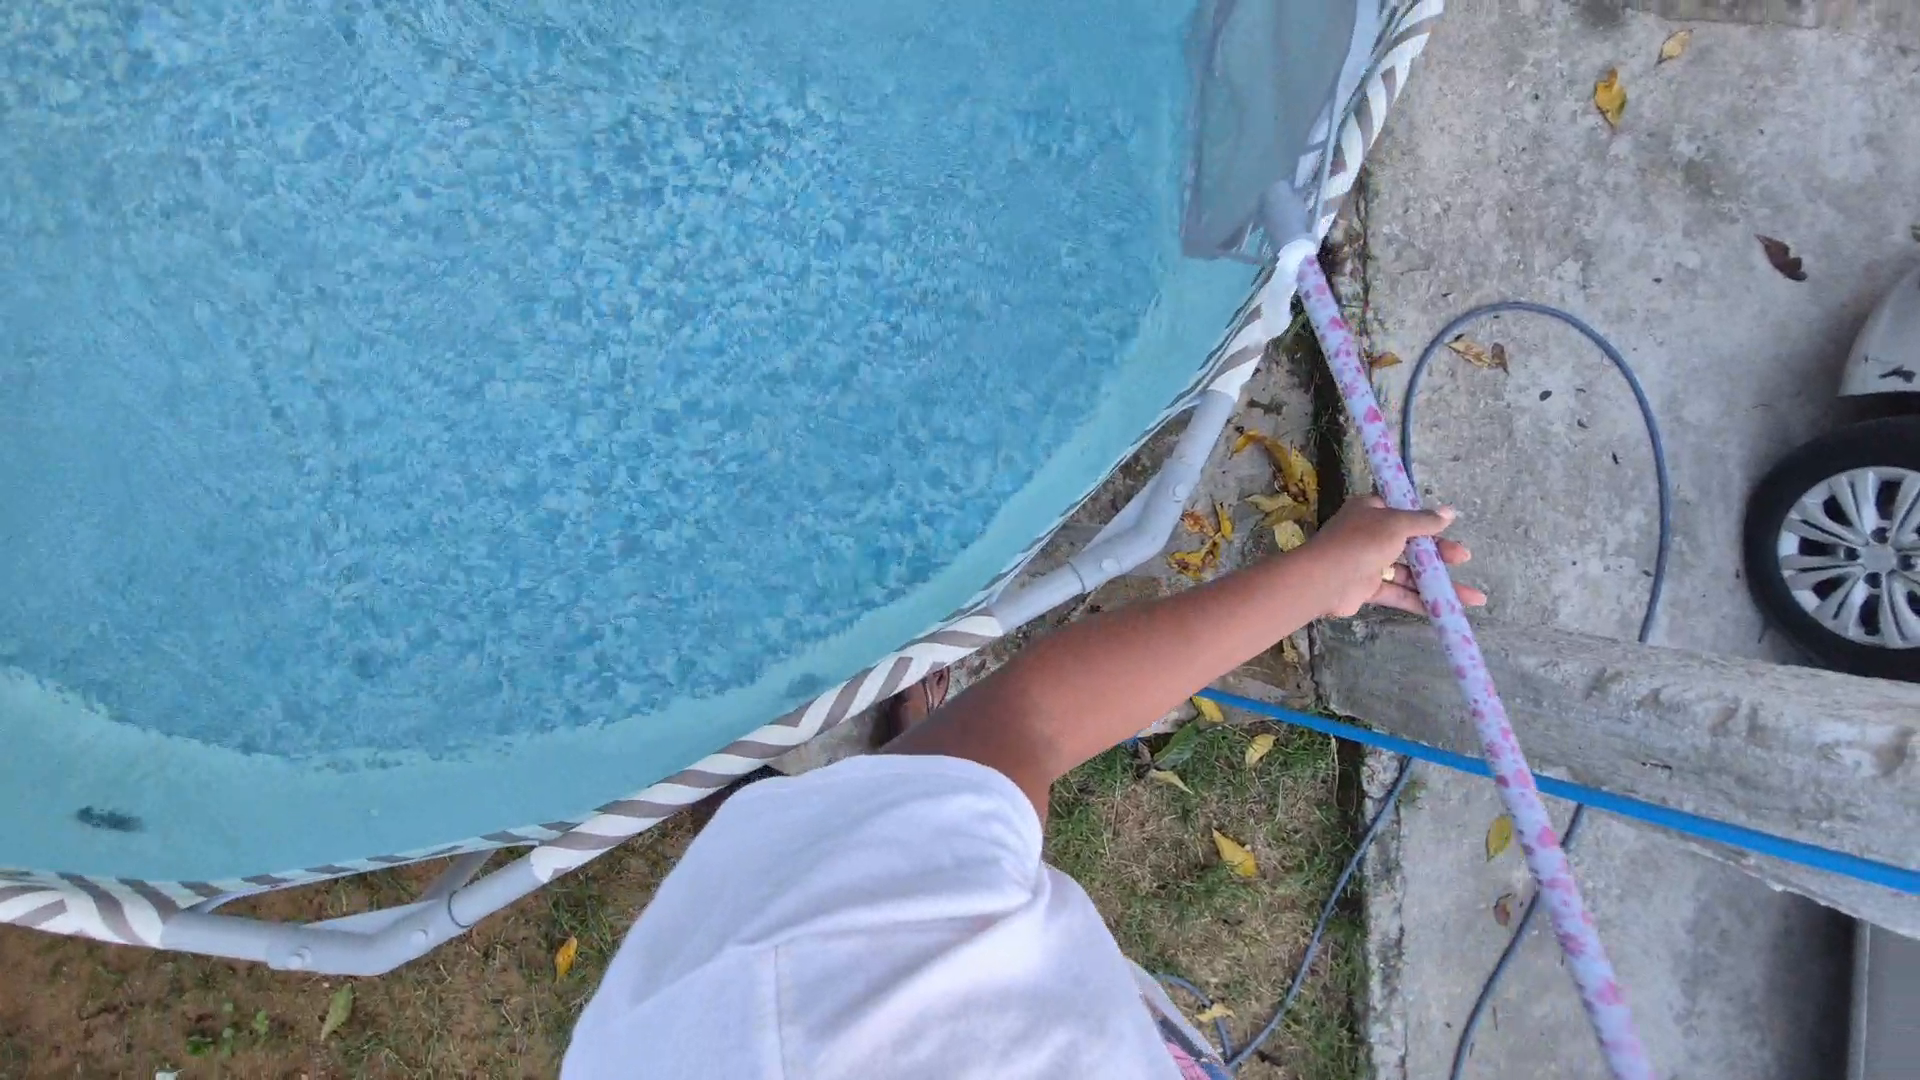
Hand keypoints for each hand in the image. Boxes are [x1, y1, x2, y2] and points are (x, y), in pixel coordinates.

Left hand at [1300, 495, 1486, 617]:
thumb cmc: (1361, 541)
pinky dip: (1420, 601)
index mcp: (1369, 511)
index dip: (1425, 520)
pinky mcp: (1365, 588)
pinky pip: (1398, 593)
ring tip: (1473, 598)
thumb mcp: (1396, 523)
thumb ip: (1423, 521)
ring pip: (1408, 572)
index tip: (1449, 527)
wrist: (1325, 578)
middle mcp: (1368, 535)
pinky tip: (1447, 610)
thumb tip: (1450, 511)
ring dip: (1437, 584)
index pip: (1402, 513)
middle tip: (1463, 558)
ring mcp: (1366, 563)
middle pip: (1409, 544)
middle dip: (1438, 553)